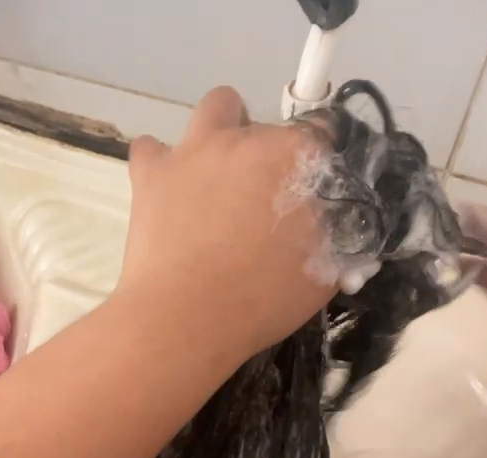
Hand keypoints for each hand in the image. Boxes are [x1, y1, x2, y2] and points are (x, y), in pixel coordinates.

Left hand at [115, 87, 336, 370]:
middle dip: (268, 157)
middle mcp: (246, 139)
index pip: (321, 136)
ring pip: (216, 107)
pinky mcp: (151, 175)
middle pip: (268, 126)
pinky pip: (150, 147)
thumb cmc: (259, 303)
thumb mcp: (321, 276)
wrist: (184, 320)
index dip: (317, 165)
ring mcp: (195, 152)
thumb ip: (336, 240)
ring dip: (221, 131)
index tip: (310, 197)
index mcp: (294, 157)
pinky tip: (166, 191)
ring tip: (217, 176)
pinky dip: (160, 164)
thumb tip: (336, 227)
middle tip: (260, 204)